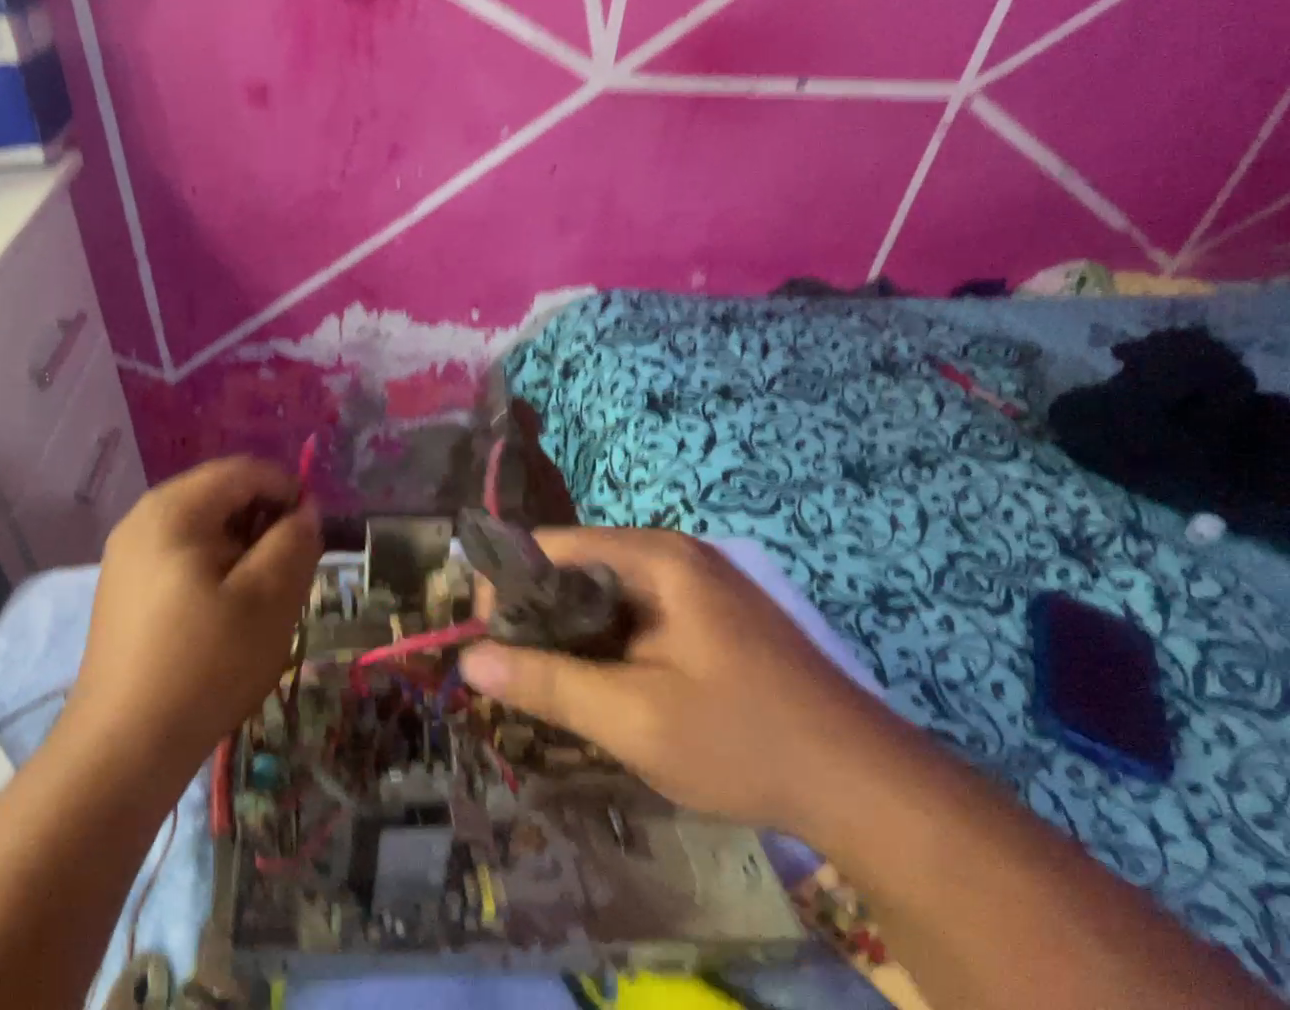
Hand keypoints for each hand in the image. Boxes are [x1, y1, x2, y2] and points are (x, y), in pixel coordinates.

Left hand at [70, 457, 321, 768]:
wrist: (125, 743)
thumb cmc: (205, 664)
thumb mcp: (269, 600)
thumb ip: (295, 543)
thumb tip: (305, 512)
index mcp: (173, 509)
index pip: (244, 471)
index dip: (289, 492)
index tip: (315, 537)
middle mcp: (141, 520)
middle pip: (219, 498)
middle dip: (264, 526)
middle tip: (288, 579)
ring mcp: (126, 558)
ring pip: (202, 533)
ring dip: (241, 555)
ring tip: (260, 605)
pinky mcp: (123, 593)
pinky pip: (179, 562)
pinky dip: (213, 576)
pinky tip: (223, 622)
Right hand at [462, 528, 911, 835]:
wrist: (864, 786)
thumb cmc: (742, 742)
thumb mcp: (631, 718)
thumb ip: (546, 683)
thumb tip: (468, 659)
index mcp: (657, 560)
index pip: (548, 546)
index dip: (502, 588)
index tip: (481, 644)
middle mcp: (676, 558)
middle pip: (574, 569)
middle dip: (532, 617)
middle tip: (509, 674)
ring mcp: (698, 588)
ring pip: (602, 597)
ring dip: (567, 636)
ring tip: (543, 686)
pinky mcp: (710, 620)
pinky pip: (633, 618)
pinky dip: (603, 647)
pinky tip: (596, 692)